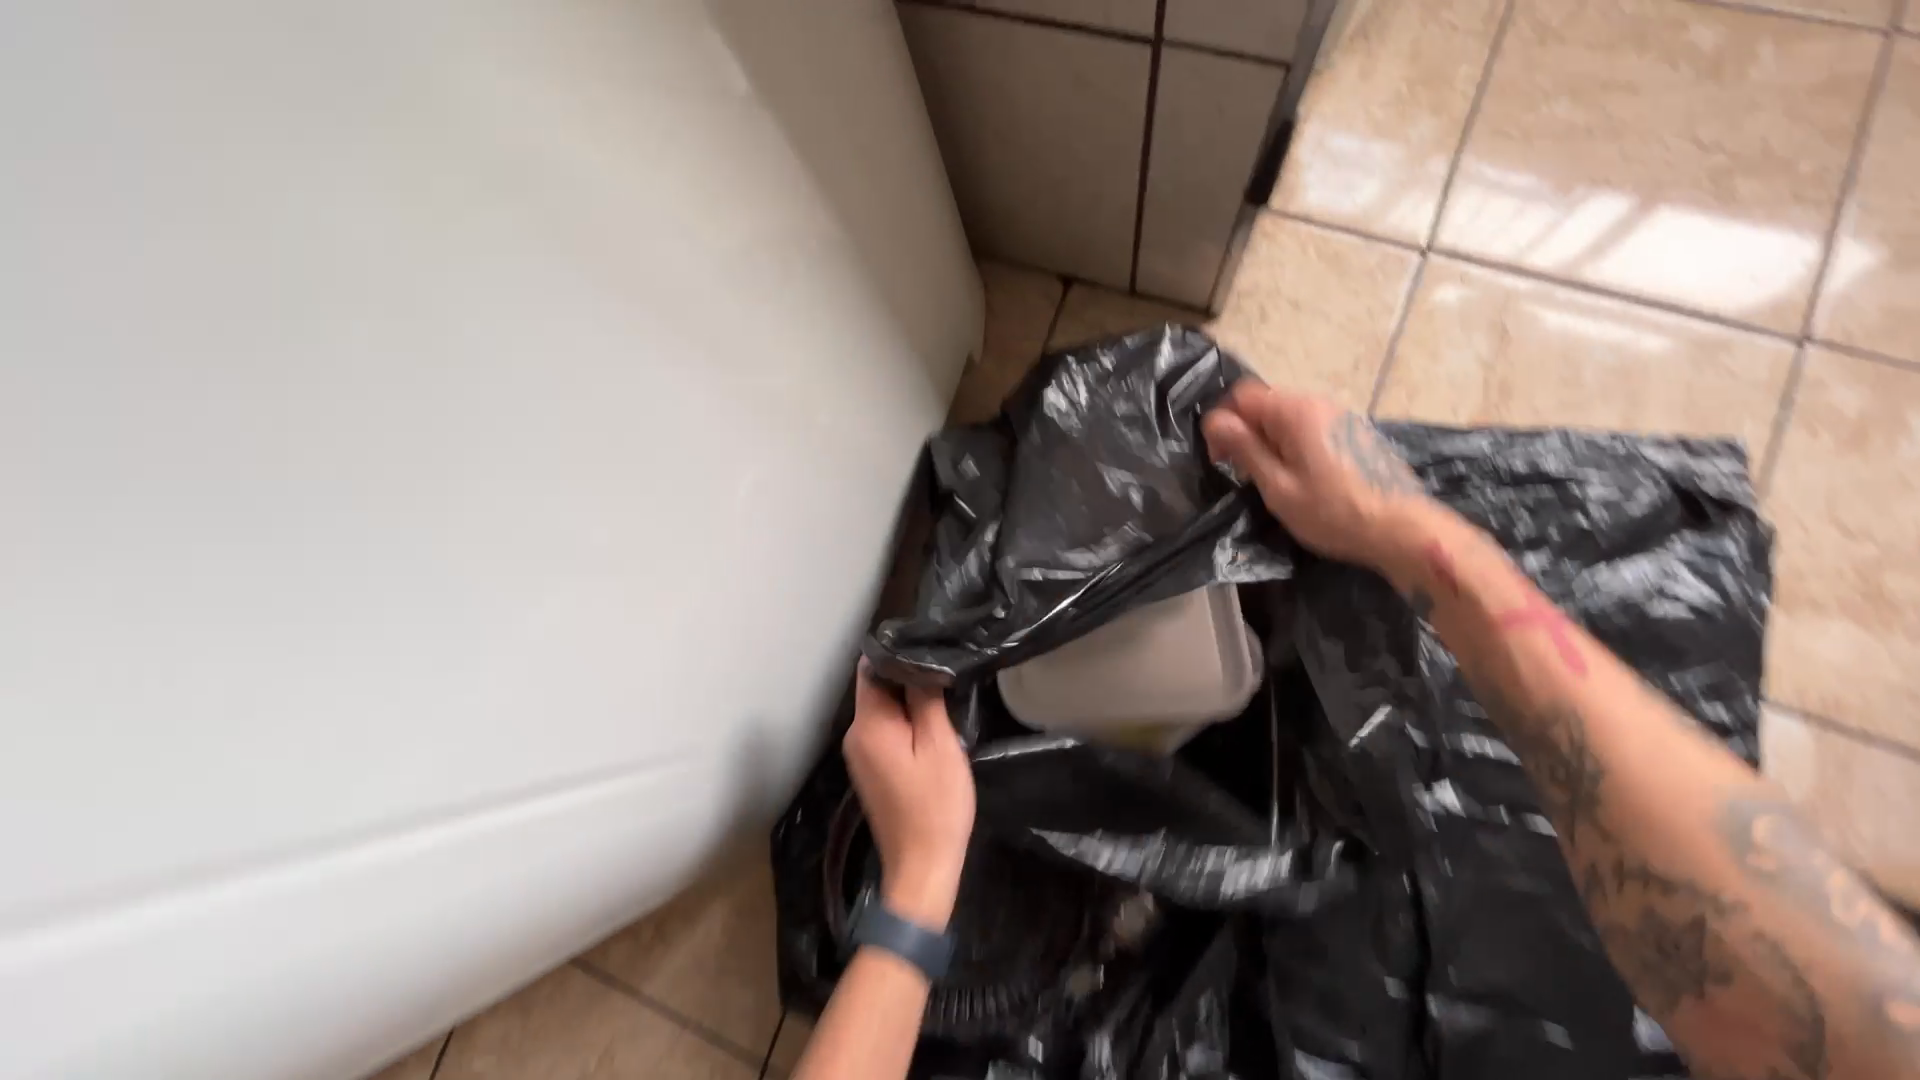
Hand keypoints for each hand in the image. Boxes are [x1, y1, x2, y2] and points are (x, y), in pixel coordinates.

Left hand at [843, 663, 975, 929]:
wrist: (922, 866)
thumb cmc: (936, 804)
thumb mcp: (940, 744)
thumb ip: (924, 699)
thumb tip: (915, 661)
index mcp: (868, 724)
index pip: (871, 669)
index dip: (897, 653)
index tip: (926, 646)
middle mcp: (855, 735)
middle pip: (876, 688)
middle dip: (906, 678)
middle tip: (943, 673)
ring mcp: (859, 754)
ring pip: (882, 710)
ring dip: (907, 702)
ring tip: (941, 698)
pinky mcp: (870, 770)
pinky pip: (884, 731)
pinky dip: (903, 724)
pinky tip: (929, 729)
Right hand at [1201, 381, 1428, 570]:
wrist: (1403, 531)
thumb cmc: (1333, 513)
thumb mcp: (1278, 487)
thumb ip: (1245, 449)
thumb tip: (1214, 420)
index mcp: (1297, 412)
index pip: (1242, 395)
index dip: (1223, 423)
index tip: (1221, 460)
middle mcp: (1320, 404)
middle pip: (1266, 404)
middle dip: (1246, 434)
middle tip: (1244, 475)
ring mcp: (1341, 417)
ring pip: (1287, 419)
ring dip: (1270, 443)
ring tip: (1272, 481)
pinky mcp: (1353, 433)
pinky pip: (1309, 429)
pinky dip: (1293, 447)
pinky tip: (1301, 480)